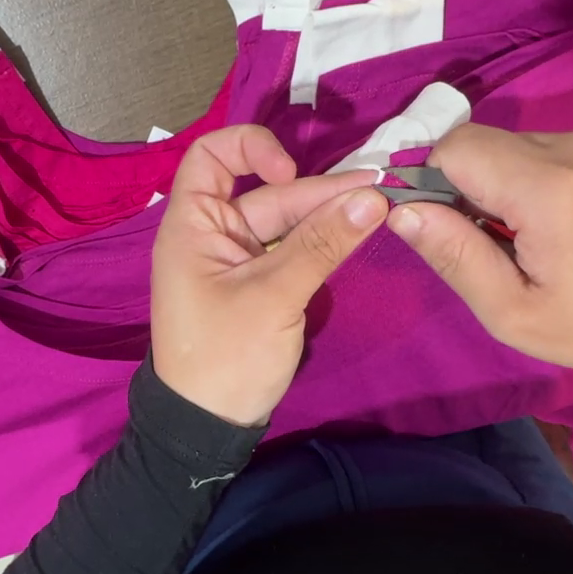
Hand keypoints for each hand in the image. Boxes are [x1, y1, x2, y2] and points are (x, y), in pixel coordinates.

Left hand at [152, 125, 386, 426]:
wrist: (207, 425)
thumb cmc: (225, 356)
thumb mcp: (274, 297)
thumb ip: (321, 245)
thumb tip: (374, 197)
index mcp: (193, 227)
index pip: (211, 157)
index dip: (251, 148)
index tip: (290, 172)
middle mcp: (212, 237)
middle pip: (267, 196)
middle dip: (318, 195)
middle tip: (379, 196)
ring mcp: (235, 264)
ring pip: (285, 226)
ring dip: (326, 220)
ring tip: (379, 212)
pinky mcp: (256, 288)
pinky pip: (289, 254)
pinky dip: (318, 246)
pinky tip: (355, 238)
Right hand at [386, 122, 572, 371]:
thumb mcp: (512, 313)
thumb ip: (454, 255)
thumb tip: (402, 209)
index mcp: (550, 189)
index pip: (457, 147)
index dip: (437, 180)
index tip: (447, 222)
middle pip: (499, 146)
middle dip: (485, 188)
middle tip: (508, 243)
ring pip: (541, 145)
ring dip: (529, 183)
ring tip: (561, 235)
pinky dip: (571, 176)